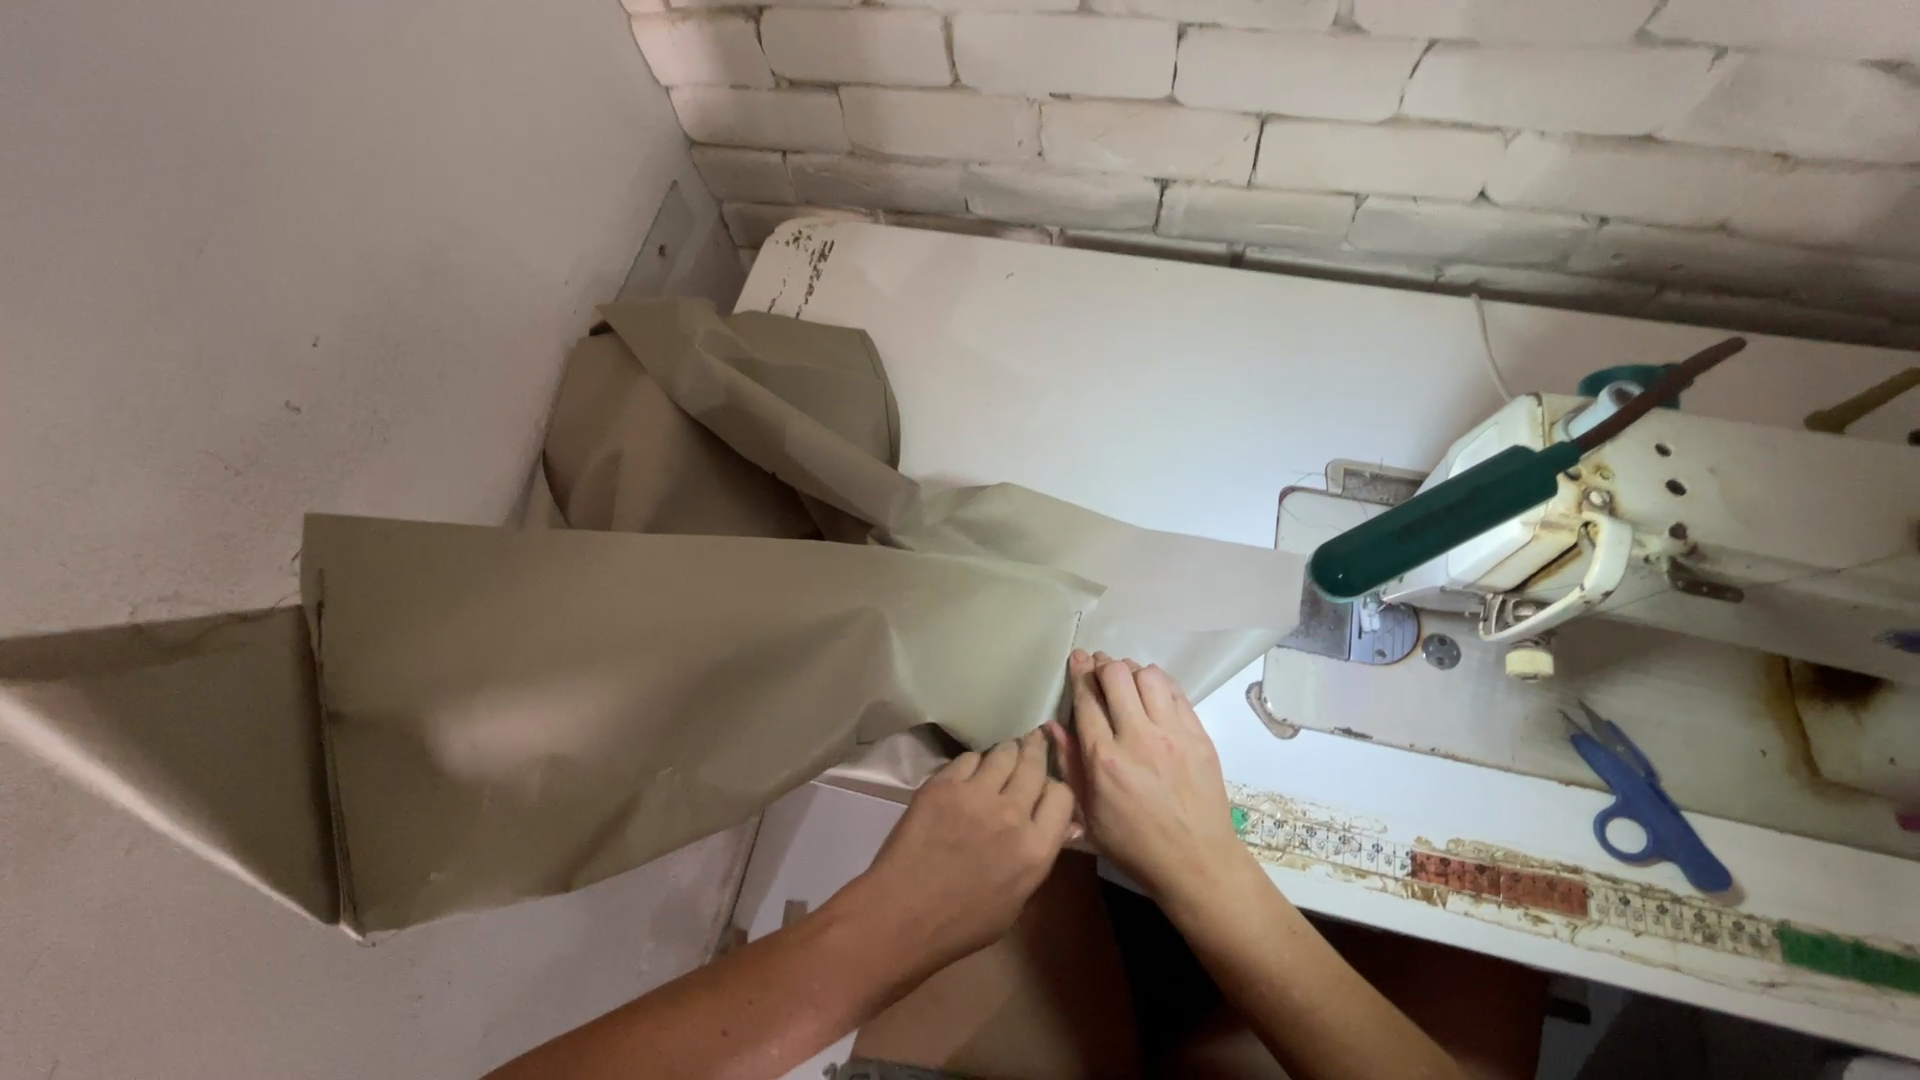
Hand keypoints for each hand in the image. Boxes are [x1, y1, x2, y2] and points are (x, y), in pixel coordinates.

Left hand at [843, 730, 1076, 969]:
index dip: (1056, 788)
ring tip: (1006, 752)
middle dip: (1036, 752)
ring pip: (1004, 753)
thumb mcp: (1016, 902)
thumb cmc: (962, 923)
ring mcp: (976, 794)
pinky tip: (971, 770)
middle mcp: (1012, 814)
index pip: (1063, 795)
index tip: (1047, 788)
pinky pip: (969, 758)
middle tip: (1034, 743)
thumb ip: (1040, 857)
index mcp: (1036, 849)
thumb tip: (1065, 826)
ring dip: (1008, 752)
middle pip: (1034, 765)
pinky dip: (975, 762)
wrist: (902, 914)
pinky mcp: (943, 784)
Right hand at [1048, 650, 1249, 904]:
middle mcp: (1137, 738)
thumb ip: (1068, 765)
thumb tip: (1051, 726)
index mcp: (1104, 759)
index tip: (1078, 658)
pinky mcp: (1199, 736)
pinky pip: (1177, 692)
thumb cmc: (1134, 845)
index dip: (1080, 672)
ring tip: (1127, 679)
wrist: (1196, 862)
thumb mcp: (1088, 814)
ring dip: (1133, 671)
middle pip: (1117, 676)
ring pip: (1149, 676)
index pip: (1086, 699)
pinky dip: (1160, 683)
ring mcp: (1172, 735)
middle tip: (1100, 667)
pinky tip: (1153, 690)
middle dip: (1104, 665)